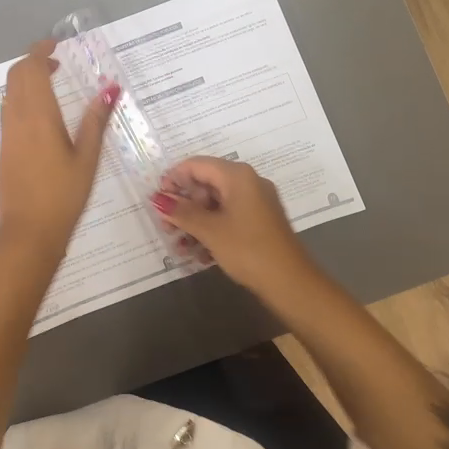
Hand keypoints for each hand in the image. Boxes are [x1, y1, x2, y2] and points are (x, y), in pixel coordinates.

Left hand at [0, 40, 113, 254]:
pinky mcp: (3, 147)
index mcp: (38, 115)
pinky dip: (20, 96)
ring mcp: (6, 133)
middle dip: (32, 61)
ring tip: (51, 82)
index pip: (30, 67)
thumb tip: (111, 88)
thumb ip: (96, 120)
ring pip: (9, 91)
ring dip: (25, 78)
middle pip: (16, 75)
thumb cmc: (63, 196)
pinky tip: (41, 112)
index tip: (57, 45)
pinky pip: (7, 109)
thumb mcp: (88, 158)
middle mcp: (17, 117)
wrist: (28, 233)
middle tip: (56, 62)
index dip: (40, 50)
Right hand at [151, 157, 319, 302]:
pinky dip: (212, 229)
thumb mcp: (210, 230)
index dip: (173, 179)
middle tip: (166, 227)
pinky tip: (199, 252)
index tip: (157, 201)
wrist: (291, 283)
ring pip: (216, 203)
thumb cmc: (248, 249)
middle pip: (206, 183)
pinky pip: (228, 216)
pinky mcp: (260, 222)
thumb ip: (181, 212)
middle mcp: (248, 182)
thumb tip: (157, 199)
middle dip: (184, 205)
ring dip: (195, 221)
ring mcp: (256, 202)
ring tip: (179, 245)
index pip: (196, 165)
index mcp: (237, 175)